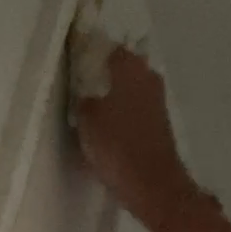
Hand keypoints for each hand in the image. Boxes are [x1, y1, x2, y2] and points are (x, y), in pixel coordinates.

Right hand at [72, 46, 205, 231]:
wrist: (152, 183)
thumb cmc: (117, 146)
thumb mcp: (87, 120)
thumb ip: (83, 100)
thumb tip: (85, 94)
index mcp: (129, 68)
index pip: (108, 48)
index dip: (89, 51)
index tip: (73, 60)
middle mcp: (147, 77)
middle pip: (121, 67)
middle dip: (101, 74)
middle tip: (77, 86)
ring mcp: (156, 102)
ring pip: (127, 89)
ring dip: (110, 95)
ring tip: (86, 108)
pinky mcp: (157, 124)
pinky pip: (132, 110)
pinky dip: (118, 114)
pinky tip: (103, 128)